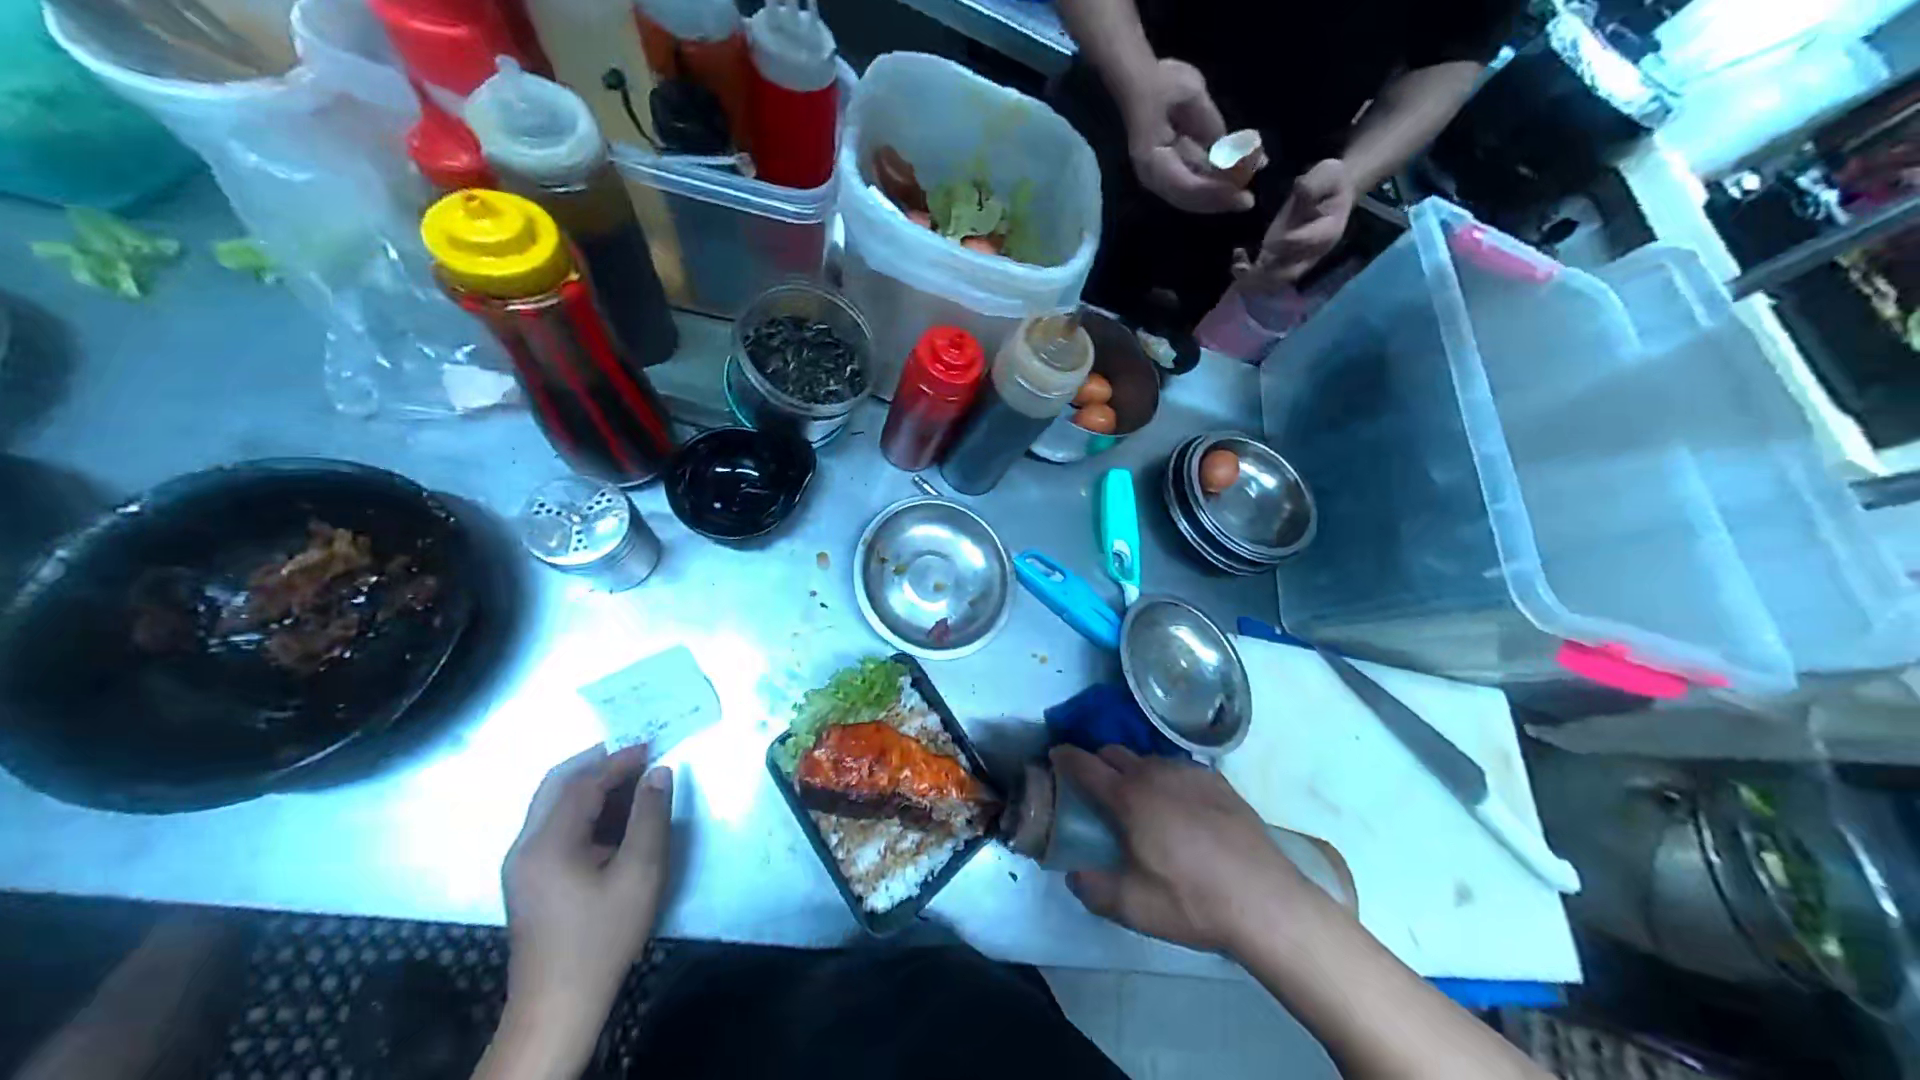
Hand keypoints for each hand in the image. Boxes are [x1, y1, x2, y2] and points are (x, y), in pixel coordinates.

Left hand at [498, 745, 672, 1052]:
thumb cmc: (603, 936)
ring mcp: (522, 863)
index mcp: (547, 842)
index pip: (583, 782)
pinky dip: (583, 808)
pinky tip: (613, 817)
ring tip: (633, 779)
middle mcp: (525, 845)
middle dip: (598, 762)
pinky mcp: (529, 878)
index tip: (654, 745)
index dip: (620, 759)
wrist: (559, 1004)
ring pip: (552, 803)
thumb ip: (651, 816)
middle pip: (557, 784)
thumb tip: (659, 772)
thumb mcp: (640, 873)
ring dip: (590, 784)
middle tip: (638, 752)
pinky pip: (554, 825)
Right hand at [1053, 745, 1311, 954]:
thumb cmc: (1192, 901)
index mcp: (1129, 798)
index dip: (1065, 758)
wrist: (1266, 902)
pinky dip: (1166, 778)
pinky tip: (1178, 805)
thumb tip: (1076, 876)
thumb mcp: (1132, 907)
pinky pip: (1179, 769)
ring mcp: (1191, 774)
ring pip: (1149, 759)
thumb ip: (1094, 889)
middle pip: (1115, 753)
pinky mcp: (1219, 782)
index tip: (1053, 756)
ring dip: (1133, 770)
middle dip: (1097, 762)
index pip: (1085, 765)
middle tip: (1093, 787)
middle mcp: (1156, 774)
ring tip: (1137, 798)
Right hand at [1123, 59, 1254, 213]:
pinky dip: (1214, 186)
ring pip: (1192, 197)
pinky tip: (1234, 180)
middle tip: (1248, 201)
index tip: (1242, 190)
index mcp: (1153, 160)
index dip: (1214, 190)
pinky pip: (1193, 187)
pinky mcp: (1170, 172)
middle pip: (1189, 198)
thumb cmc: (1162, 84)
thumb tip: (1232, 153)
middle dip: (1219, 200)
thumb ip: (1210, 126)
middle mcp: (1154, 176)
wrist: (1141, 83)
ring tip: (1244, 190)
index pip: (1186, 185)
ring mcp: (1160, 176)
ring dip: (1218, 196)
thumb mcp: (1191, 97)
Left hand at [1231, 158, 1355, 290]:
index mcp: (1327, 232)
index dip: (1288, 245)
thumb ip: (1314, 184)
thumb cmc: (1329, 182)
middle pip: (1289, 273)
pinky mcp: (1278, 260)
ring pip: (1273, 280)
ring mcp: (1293, 260)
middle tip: (1246, 266)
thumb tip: (1298, 188)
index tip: (1269, 243)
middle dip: (1266, 274)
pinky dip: (1248, 273)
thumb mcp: (1327, 173)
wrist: (1329, 194)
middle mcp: (1310, 253)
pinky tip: (1238, 259)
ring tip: (1238, 265)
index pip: (1306, 244)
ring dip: (1253, 279)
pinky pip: (1263, 276)